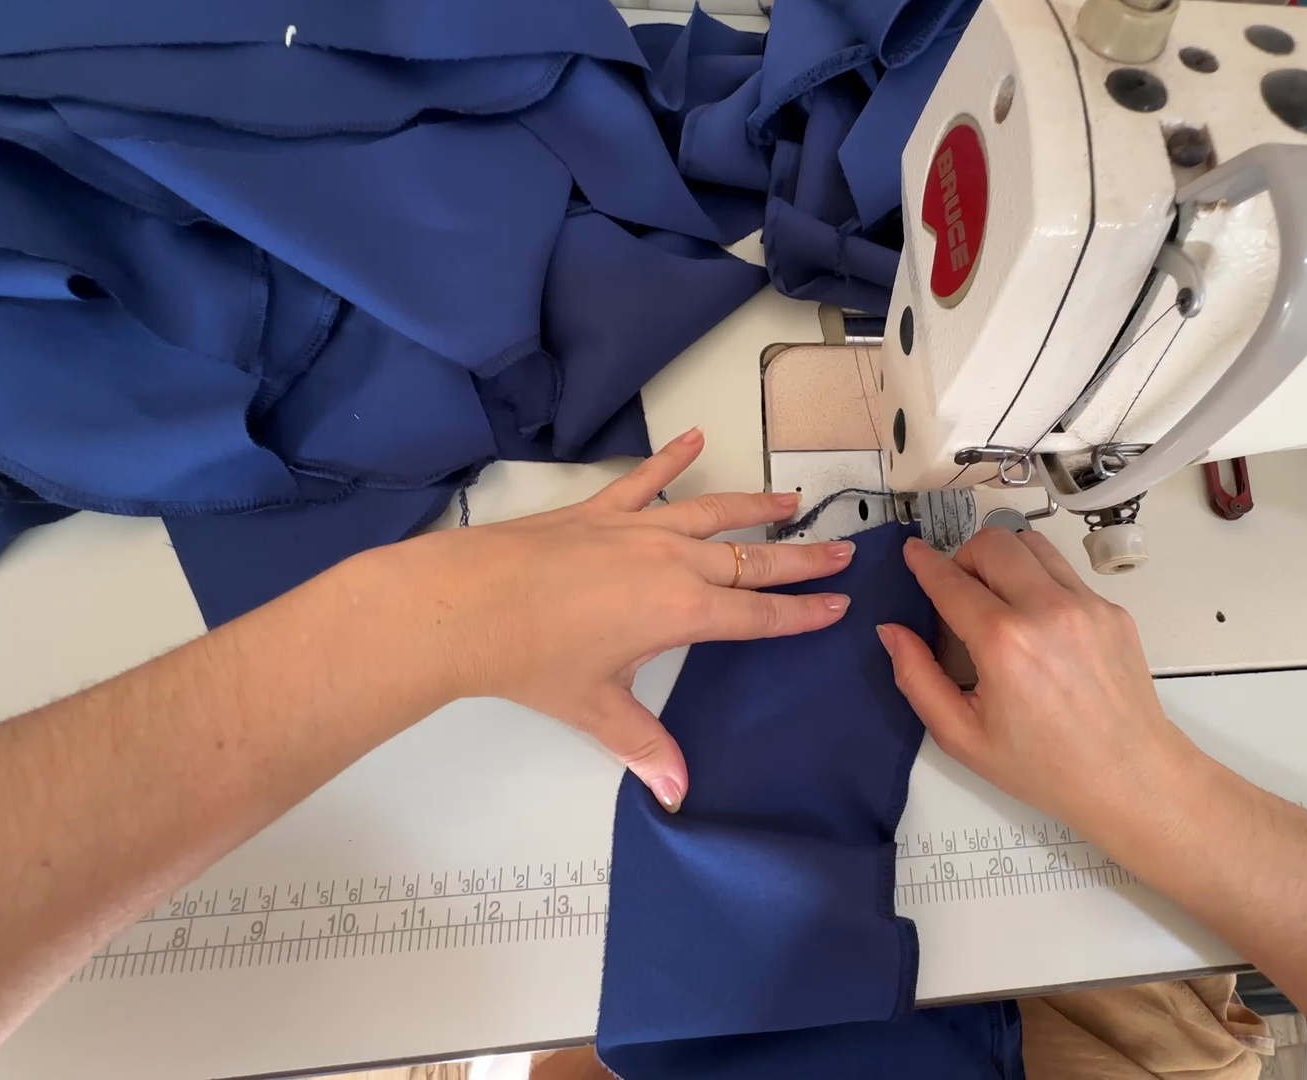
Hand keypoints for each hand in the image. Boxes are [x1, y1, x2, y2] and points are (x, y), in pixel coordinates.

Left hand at [374, 428, 852, 810]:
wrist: (463, 605)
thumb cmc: (533, 660)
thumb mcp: (597, 707)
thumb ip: (645, 746)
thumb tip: (676, 796)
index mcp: (682, 612)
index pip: (760, 615)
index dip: (803, 613)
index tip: (838, 603)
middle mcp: (674, 563)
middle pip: (754, 560)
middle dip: (803, 558)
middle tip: (842, 550)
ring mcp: (640, 529)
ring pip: (715, 514)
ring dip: (757, 506)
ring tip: (792, 499)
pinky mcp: (604, 510)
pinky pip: (648, 479)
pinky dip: (674, 458)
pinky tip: (696, 438)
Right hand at [875, 529, 1200, 837]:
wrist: (1131, 779)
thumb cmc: (1045, 767)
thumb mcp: (962, 736)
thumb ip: (917, 678)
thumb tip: (892, 631)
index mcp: (1004, 644)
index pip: (950, 581)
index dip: (924, 562)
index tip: (912, 552)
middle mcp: (1047, 610)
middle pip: (993, 543)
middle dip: (965, 557)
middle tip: (960, 592)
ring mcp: (1086, 605)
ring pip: (1031, 544)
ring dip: (1003, 559)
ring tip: (997, 599)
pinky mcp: (1111, 609)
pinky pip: (1063, 571)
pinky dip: (1037, 581)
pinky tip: (1036, 624)